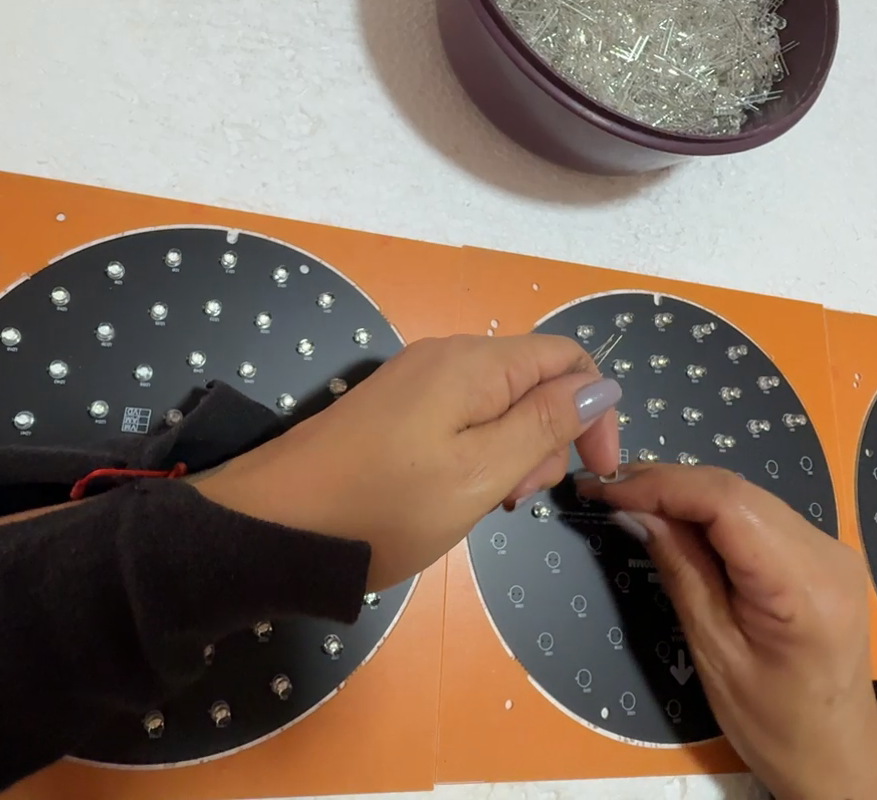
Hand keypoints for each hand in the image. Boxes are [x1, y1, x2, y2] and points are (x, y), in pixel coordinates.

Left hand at [195, 334, 621, 588]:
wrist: (273, 521)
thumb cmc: (385, 504)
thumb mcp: (481, 472)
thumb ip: (546, 425)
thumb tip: (602, 385)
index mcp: (475, 363)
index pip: (566, 355)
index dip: (595, 407)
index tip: (595, 470)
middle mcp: (448, 355)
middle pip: (533, 378)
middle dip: (548, 435)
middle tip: (518, 496)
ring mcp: (417, 379)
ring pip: (499, 401)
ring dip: (514, 449)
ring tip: (488, 502)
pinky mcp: (397, 405)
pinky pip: (461, 414)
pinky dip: (478, 450)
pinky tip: (459, 492)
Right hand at [580, 465, 876, 799]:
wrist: (838, 756)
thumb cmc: (773, 722)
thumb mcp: (712, 649)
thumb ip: (678, 568)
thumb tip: (631, 508)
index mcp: (804, 585)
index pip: (725, 502)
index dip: (661, 485)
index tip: (605, 486)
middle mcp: (825, 550)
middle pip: (731, 490)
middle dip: (663, 482)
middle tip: (604, 485)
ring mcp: (827, 544)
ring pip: (739, 492)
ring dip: (680, 490)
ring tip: (626, 494)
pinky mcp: (817, 548)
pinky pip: (751, 509)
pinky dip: (704, 505)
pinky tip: (669, 511)